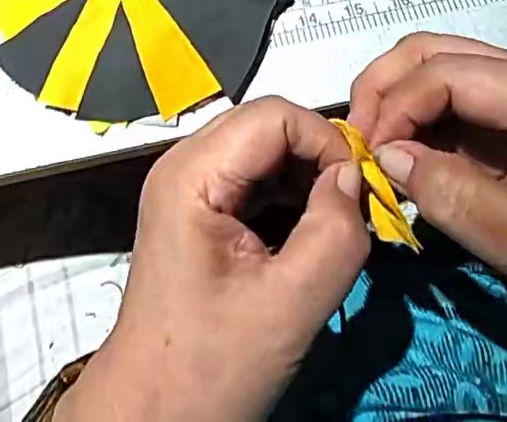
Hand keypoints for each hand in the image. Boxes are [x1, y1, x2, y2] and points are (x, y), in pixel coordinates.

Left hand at [56, 97, 367, 420]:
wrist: (150, 418)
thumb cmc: (206, 370)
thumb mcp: (289, 306)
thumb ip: (335, 234)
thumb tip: (353, 178)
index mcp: (193, 176)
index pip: (276, 115)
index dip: (325, 140)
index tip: (355, 187)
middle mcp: (186, 164)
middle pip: (270, 123)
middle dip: (318, 153)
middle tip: (351, 199)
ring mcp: (191, 182)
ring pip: (267, 143)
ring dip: (308, 171)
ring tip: (335, 214)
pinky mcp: (201, 203)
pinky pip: (258, 170)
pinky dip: (292, 187)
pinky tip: (311, 222)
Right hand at [347, 34, 506, 415]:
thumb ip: (457, 198)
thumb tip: (387, 159)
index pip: (454, 70)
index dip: (399, 103)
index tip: (365, 155)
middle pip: (446, 55)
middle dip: (391, 89)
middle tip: (358, 142)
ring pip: (448, 80)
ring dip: (404, 109)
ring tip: (374, 155)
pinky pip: (461, 120)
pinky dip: (426, 135)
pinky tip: (406, 164)